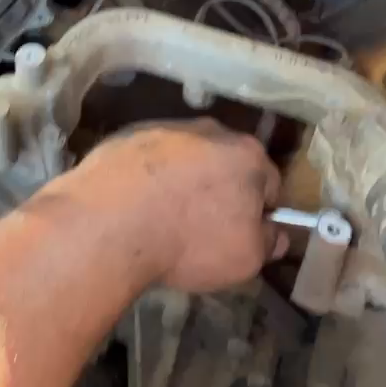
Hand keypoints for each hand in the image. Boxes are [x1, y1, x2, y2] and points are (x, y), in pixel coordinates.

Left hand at [45, 119, 283, 293]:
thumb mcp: (245, 258)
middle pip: (226, 163)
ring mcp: (166, 128)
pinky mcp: (128, 135)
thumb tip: (275, 233)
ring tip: (163, 218)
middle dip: (220, 190)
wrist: (110, 221)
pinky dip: (148, 177)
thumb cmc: (190, 241)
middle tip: (202, 228)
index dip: (260, 212)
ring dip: (183, 181)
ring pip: (186, 158)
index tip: (243, 234)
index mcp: (247, 154)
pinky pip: (150, 159)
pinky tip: (135, 206)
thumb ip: (268, 242)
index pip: (270, 183)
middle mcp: (210, 130)